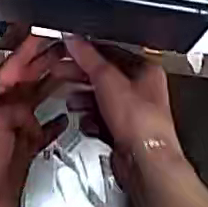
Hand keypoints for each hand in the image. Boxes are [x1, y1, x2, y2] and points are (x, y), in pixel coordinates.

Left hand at [0, 37, 67, 206]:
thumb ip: (16, 109)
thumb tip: (32, 111)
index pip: (14, 66)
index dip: (30, 49)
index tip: (46, 34)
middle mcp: (4, 112)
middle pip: (30, 80)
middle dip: (48, 64)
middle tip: (69, 52)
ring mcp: (14, 131)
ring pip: (38, 102)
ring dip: (55, 89)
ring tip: (74, 78)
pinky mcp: (23, 152)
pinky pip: (43, 132)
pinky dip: (54, 124)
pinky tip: (64, 119)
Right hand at [60, 35, 180, 184]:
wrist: (145, 165)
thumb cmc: (141, 122)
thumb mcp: (108, 80)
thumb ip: (88, 58)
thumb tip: (75, 41)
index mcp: (146, 71)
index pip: (113, 52)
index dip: (89, 51)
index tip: (70, 50)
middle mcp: (142, 91)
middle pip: (104, 76)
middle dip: (81, 76)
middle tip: (61, 72)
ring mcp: (133, 115)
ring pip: (101, 100)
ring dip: (83, 99)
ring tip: (70, 99)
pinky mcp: (123, 135)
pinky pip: (101, 121)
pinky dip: (90, 120)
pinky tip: (83, 121)